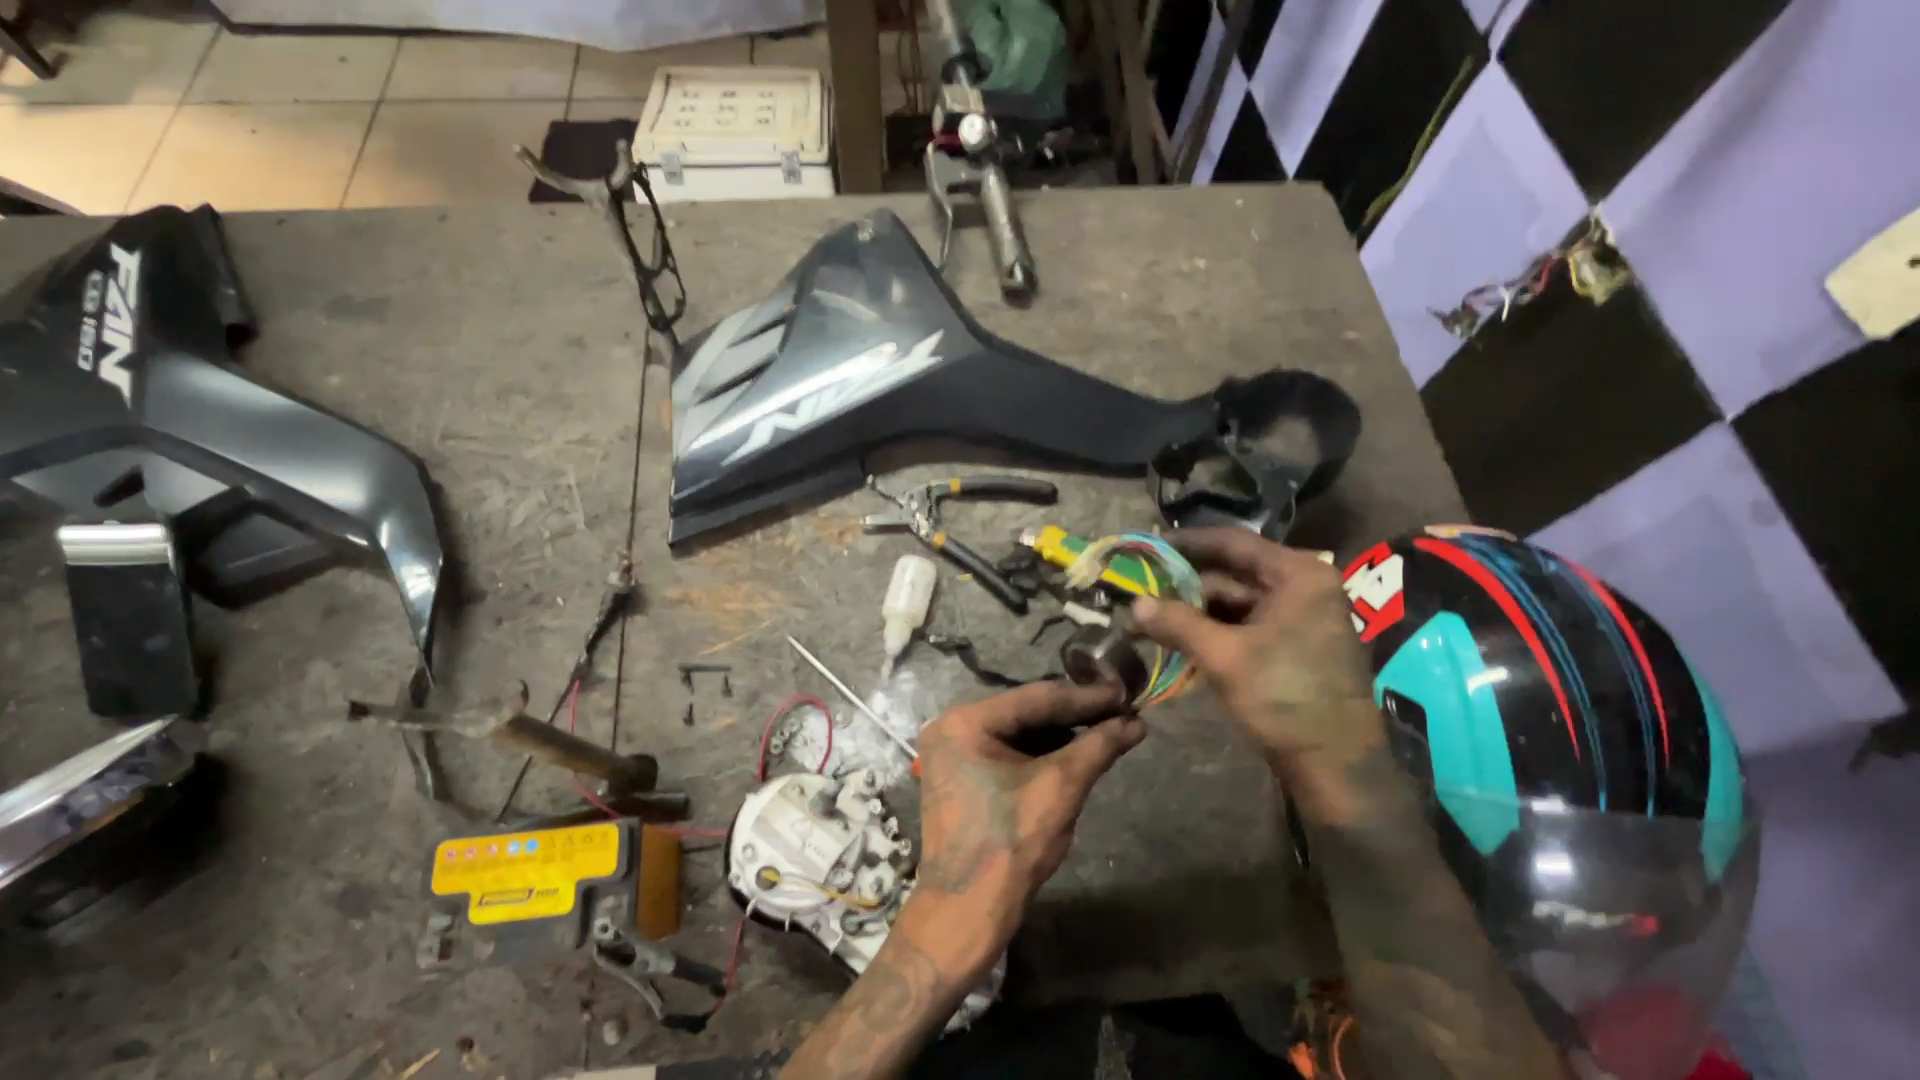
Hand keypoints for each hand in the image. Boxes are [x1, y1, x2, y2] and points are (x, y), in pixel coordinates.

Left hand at [908, 680, 1142, 962]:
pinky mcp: (960, 777)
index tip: (1126, 694)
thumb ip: (1097, 747)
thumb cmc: (1011, 843)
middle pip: (1025, 713)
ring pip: (1017, 733)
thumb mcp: (1060, 788)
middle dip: (1074, 715)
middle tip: (1120, 711)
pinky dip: (1039, 754)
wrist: (967, 909)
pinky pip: (1005, 753)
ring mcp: (951, 753)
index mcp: (965, 721)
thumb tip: (1136, 723)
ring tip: (1105, 732)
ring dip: (1060, 735)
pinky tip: (1074, 755)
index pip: (1037, 698)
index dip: (1086, 698)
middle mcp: (951, 728)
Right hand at [1131, 529, 1380, 789]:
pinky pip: (1246, 625)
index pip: (1233, 543)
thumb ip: (1177, 623)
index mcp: (1298, 576)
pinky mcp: (1293, 646)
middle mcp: (1303, 587)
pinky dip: (1213, 629)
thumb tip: (1133, 604)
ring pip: (1236, 602)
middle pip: (1233, 573)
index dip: (1187, 543)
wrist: (1335, 764)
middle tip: (1140, 590)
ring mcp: (1300, 618)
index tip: (1148, 545)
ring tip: (1150, 617)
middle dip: (1185, 584)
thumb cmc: (1285, 697)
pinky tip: (1178, 637)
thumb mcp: (1224, 657)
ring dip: (1195, 610)